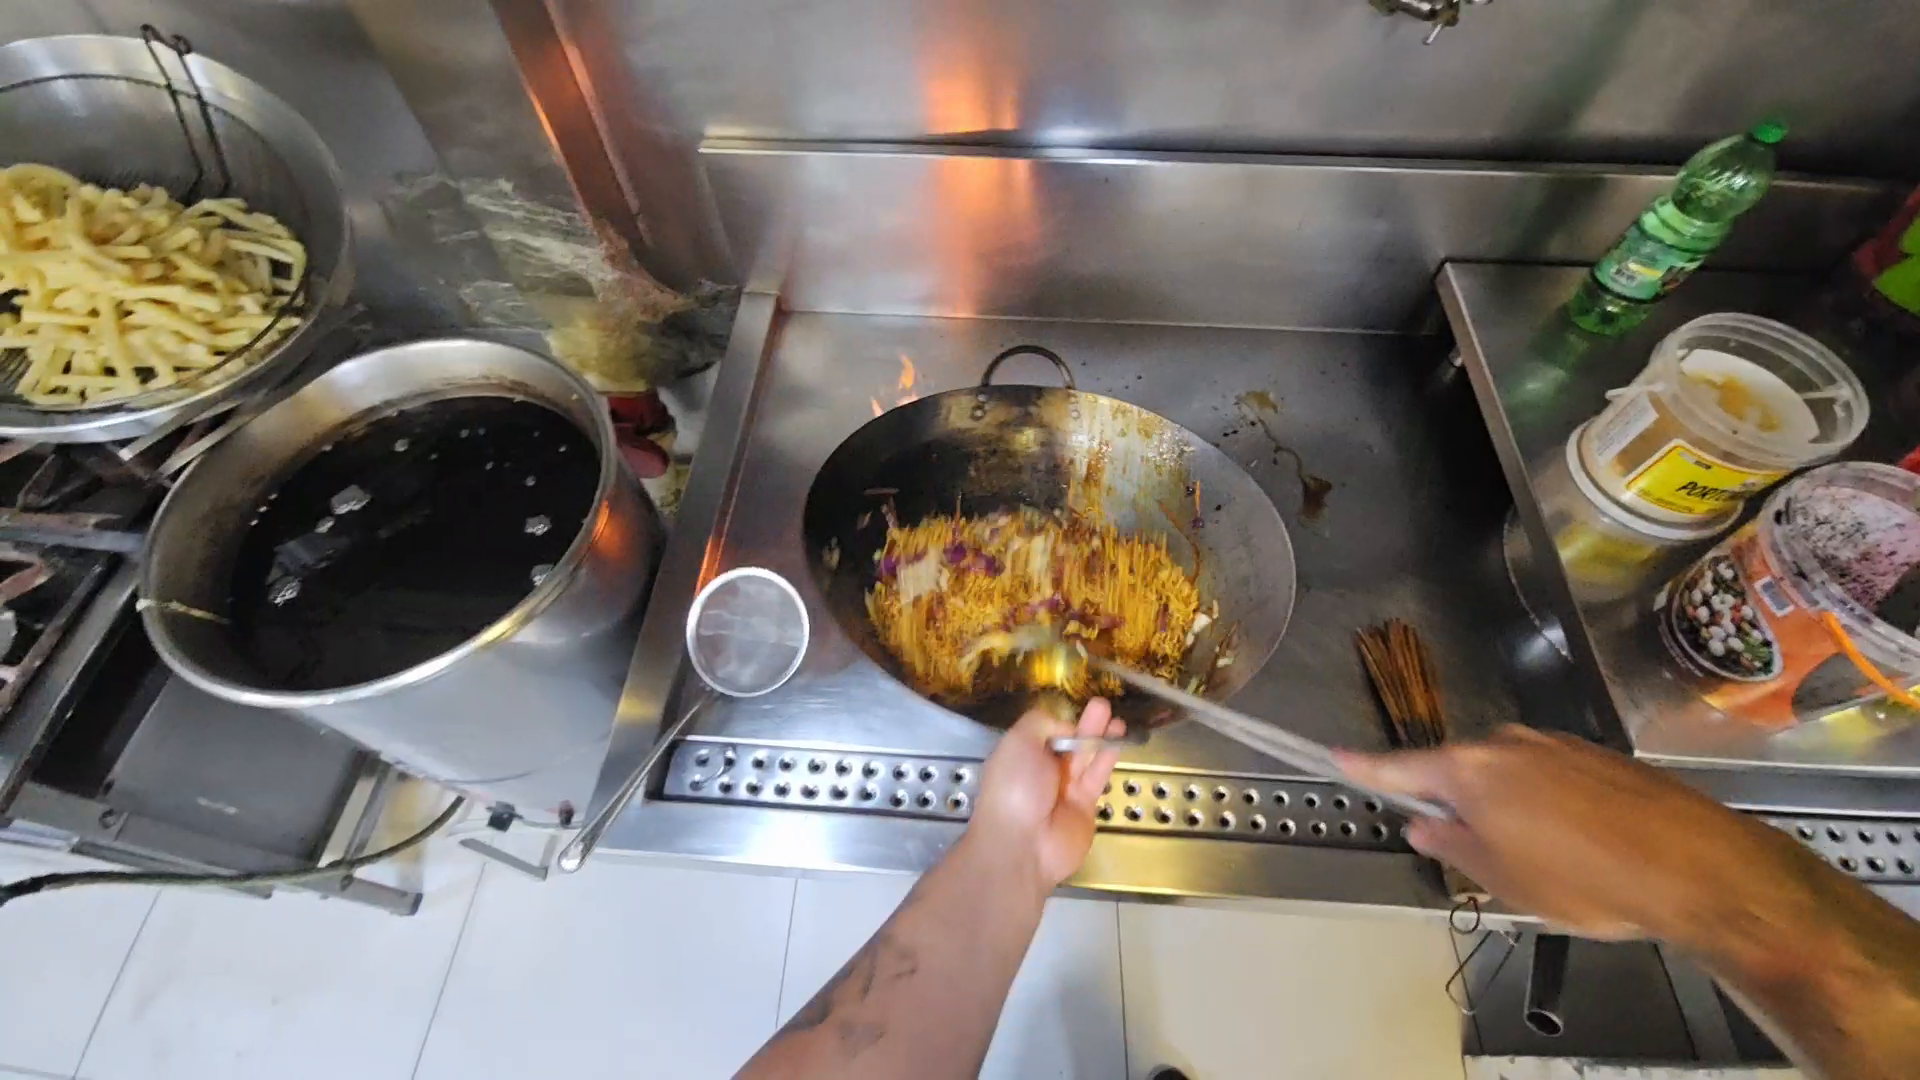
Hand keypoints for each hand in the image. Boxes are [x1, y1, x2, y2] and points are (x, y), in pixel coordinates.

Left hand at [969, 698, 1123, 890]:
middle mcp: (1041, 770)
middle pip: (1067, 742)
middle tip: (1102, 704)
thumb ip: (1042, 724)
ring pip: (1085, 756)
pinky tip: (1118, 738)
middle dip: (1084, 724)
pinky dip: (1107, 756)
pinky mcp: (1085, 804)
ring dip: (1099, 735)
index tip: (1073, 710)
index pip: (1043, 732)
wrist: (1022, 844)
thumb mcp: (1018, 741)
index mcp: (1019, 755)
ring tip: (1114, 715)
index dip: (1059, 722)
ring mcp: (1064, 788)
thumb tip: (1066, 729)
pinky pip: (1097, 775)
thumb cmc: (1013, 786)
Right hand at [1337, 725, 1816, 942]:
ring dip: (1506, 804)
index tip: (1334, 756)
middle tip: (1477, 849)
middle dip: (1456, 802)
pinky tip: (1583, 842)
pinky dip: (1548, 802)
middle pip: (1455, 770)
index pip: (1398, 768)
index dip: (1363, 767)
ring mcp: (1552, 745)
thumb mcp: (1502, 879)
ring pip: (1505, 774)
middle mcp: (1503, 745)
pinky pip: (1548, 775)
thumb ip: (1451, 846)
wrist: (1707, 872)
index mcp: (1467, 771)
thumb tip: (1428, 827)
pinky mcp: (1596, 755)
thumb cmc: (1586, 880)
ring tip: (1547, 857)